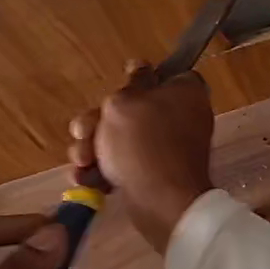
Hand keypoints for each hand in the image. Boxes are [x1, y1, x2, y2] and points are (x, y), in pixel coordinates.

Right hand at [68, 62, 214, 252]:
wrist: (160, 202)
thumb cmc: (143, 143)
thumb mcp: (125, 103)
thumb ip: (129, 84)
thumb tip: (140, 66)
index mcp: (186, 92)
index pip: (168, 73)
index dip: (140, 77)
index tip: (119, 85)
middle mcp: (181, 117)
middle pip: (132, 107)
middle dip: (99, 122)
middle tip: (84, 132)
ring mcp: (168, 147)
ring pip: (121, 137)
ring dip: (94, 148)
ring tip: (83, 162)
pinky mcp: (154, 173)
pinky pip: (124, 162)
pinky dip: (105, 169)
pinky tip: (86, 178)